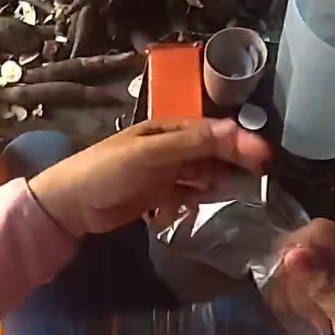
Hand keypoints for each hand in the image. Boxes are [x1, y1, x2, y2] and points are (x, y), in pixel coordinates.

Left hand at [27, 119, 271, 237]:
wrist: (70, 205)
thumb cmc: (106, 172)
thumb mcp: (149, 155)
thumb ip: (191, 144)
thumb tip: (234, 129)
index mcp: (166, 129)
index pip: (211, 132)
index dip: (239, 141)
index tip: (264, 156)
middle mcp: (169, 147)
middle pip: (211, 152)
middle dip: (234, 162)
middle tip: (261, 178)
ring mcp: (164, 171)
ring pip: (202, 174)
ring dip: (221, 182)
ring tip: (244, 195)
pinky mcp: (158, 194)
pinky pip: (188, 193)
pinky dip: (200, 198)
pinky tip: (211, 206)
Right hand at [269, 220, 334, 334]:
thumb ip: (324, 287)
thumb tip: (290, 253)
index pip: (321, 232)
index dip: (296, 248)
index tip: (280, 277)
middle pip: (311, 244)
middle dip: (295, 270)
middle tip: (292, 303)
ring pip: (307, 262)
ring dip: (297, 287)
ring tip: (307, 316)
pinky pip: (312, 279)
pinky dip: (304, 296)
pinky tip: (310, 318)